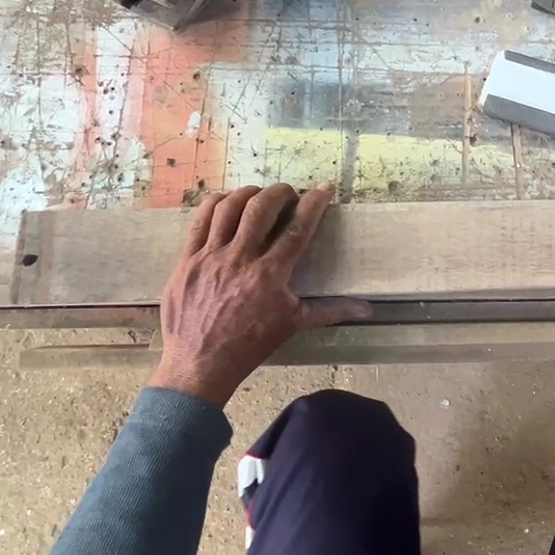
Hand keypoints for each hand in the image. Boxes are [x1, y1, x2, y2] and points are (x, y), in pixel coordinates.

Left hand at [150, 183, 368, 407]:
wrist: (198, 365)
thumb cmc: (250, 344)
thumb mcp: (293, 324)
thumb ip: (331, 310)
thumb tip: (368, 309)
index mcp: (269, 276)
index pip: (297, 229)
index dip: (313, 204)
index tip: (323, 189)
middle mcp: (239, 261)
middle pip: (261, 208)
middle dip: (280, 193)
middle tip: (289, 194)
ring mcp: (209, 258)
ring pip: (228, 208)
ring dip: (248, 194)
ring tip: (259, 197)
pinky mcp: (186, 261)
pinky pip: (200, 220)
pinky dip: (217, 204)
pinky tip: (228, 204)